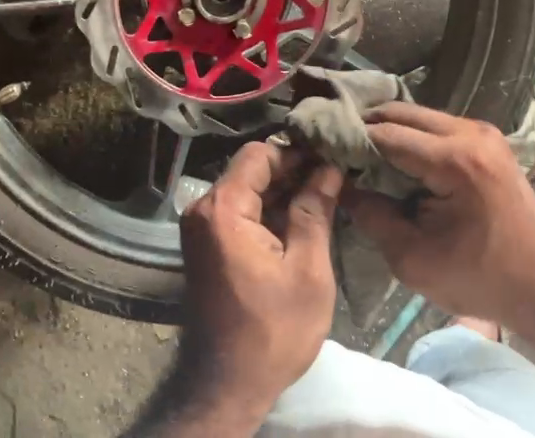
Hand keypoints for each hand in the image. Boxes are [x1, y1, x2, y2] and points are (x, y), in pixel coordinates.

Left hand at [178, 142, 343, 412]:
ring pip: (245, 190)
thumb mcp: (307, 270)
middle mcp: (203, 209)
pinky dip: (267, 211)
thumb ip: (315, 212)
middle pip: (250, 170)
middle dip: (292, 170)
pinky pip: (238, 212)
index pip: (259, 155)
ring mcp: (200, 227)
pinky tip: (301, 216)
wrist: (228, 383)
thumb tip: (329, 169)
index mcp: (223, 209)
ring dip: (281, 191)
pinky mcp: (205, 244)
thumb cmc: (273, 330)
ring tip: (325, 191)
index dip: (296, 152)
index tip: (331, 154)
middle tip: (335, 172)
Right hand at [342, 102, 534, 331]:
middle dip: (364, 126)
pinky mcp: (487, 139)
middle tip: (334, 146)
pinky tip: (389, 155)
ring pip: (417, 115)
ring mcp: (483, 132)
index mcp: (455, 161)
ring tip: (357, 151)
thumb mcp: (412, 258)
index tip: (320, 150)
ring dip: (386, 129)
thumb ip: (371, 215)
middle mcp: (471, 134)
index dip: (349, 141)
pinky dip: (408, 135)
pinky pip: (435, 125)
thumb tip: (337, 184)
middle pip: (400, 113)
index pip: (384, 134)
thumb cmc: (478, 279)